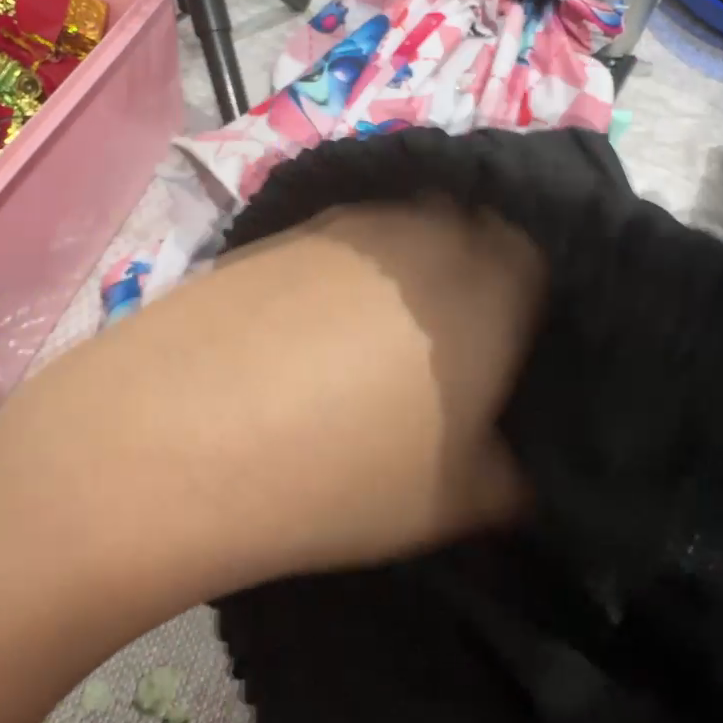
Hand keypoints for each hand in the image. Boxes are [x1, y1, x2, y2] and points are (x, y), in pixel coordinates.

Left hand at [0, 202, 539, 589]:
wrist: (168, 442)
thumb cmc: (343, 475)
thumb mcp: (463, 500)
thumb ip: (523, 476)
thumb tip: (527, 461)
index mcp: (496, 277)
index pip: (554, 265)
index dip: (544, 313)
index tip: (525, 363)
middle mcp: (428, 227)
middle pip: (480, 240)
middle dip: (482, 291)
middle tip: (462, 360)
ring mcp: (346, 222)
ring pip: (409, 240)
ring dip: (412, 285)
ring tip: (381, 354)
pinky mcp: (277, 231)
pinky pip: (344, 249)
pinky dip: (348, 284)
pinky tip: (313, 340)